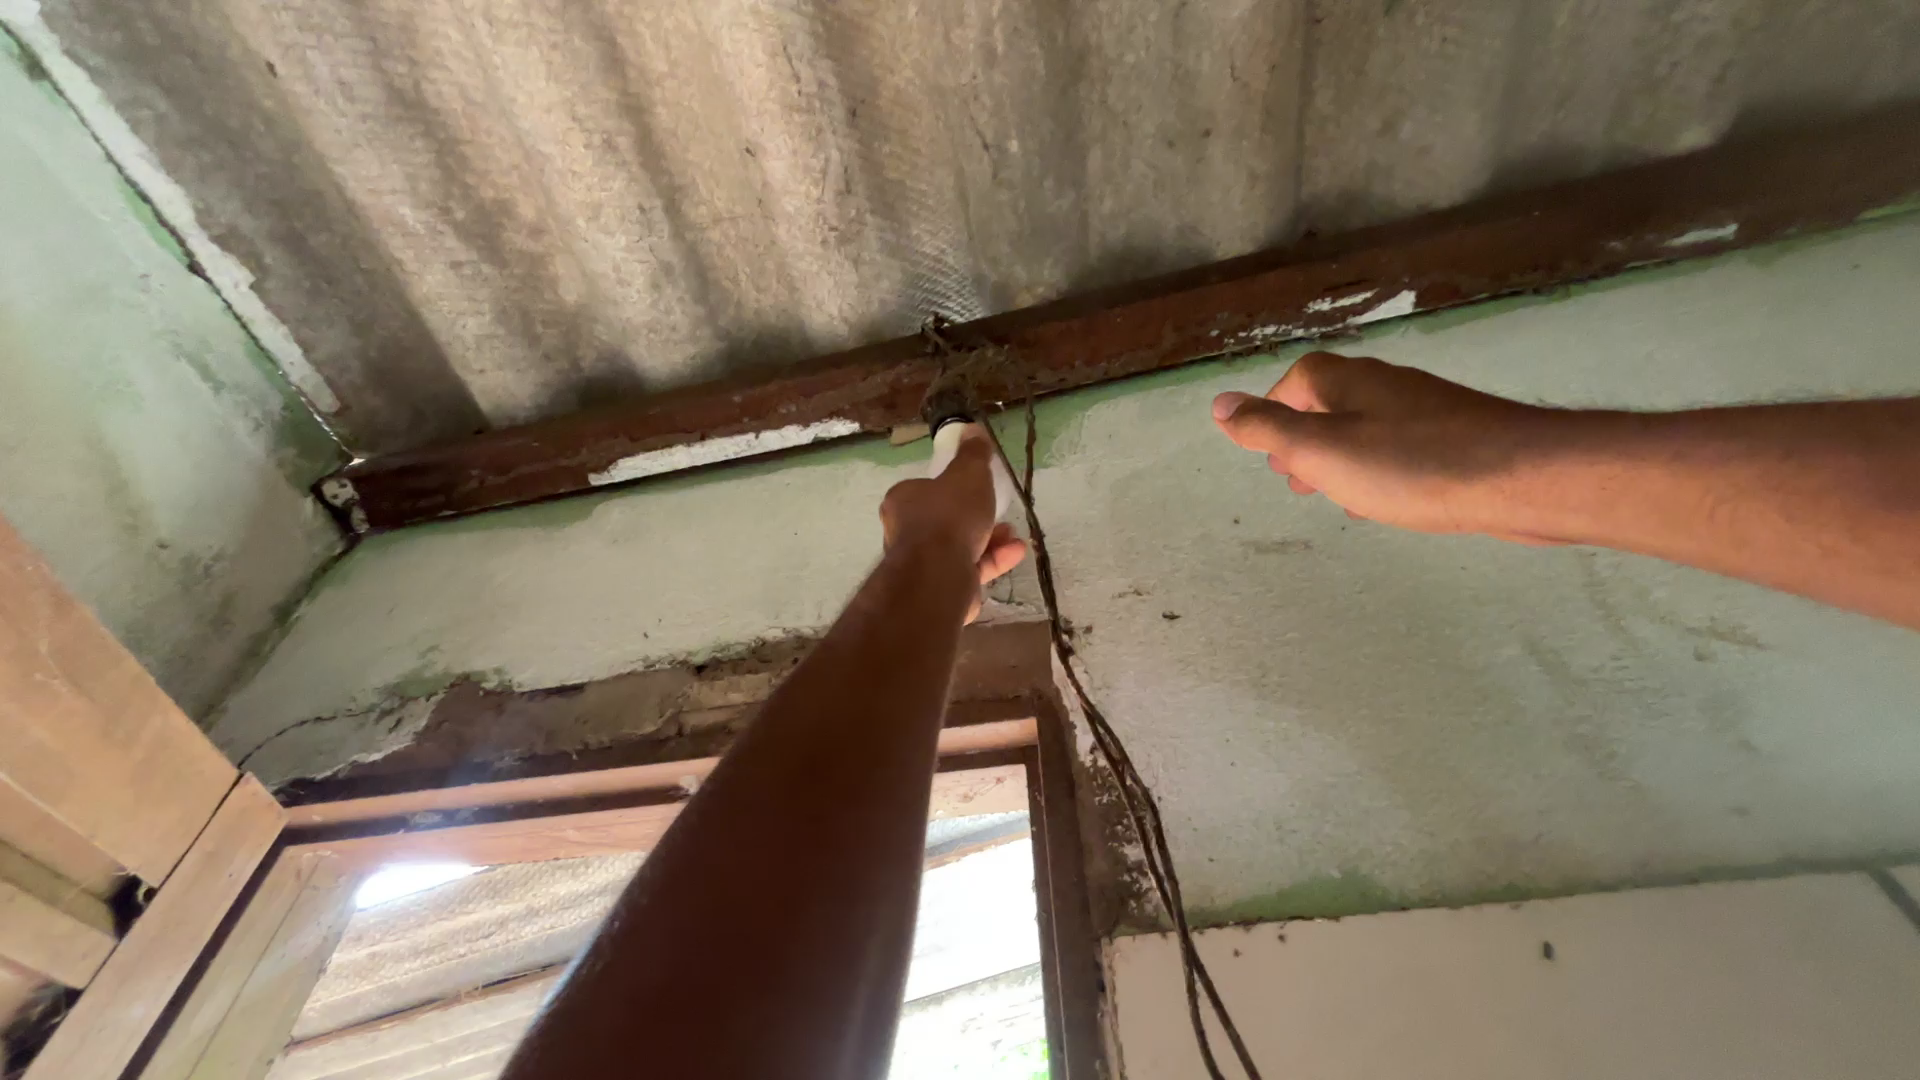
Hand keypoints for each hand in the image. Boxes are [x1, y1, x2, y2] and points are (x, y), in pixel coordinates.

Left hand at [880, 425, 1027, 620]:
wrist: (940, 574)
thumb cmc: (950, 516)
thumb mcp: (968, 474)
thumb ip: (973, 454)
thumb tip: (973, 430)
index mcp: (902, 502)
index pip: (924, 490)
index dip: (951, 488)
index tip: (976, 487)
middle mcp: (905, 533)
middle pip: (945, 520)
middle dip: (977, 517)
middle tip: (999, 511)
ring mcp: (922, 564)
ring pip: (960, 546)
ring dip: (990, 539)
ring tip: (1013, 535)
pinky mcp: (940, 588)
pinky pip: (969, 569)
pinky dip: (992, 560)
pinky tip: (1015, 552)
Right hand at [1211, 352, 1564, 542]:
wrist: (1524, 477)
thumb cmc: (1409, 464)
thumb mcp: (1319, 449)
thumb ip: (1266, 427)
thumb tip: (1219, 403)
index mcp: (1348, 382)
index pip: (1298, 378)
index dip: (1276, 407)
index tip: (1268, 447)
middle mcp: (1386, 385)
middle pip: (1331, 401)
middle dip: (1305, 435)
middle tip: (1292, 476)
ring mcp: (1426, 409)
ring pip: (1365, 426)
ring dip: (1339, 455)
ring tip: (1332, 492)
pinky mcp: (1458, 435)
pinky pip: (1399, 445)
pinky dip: (1377, 466)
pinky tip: (1385, 497)